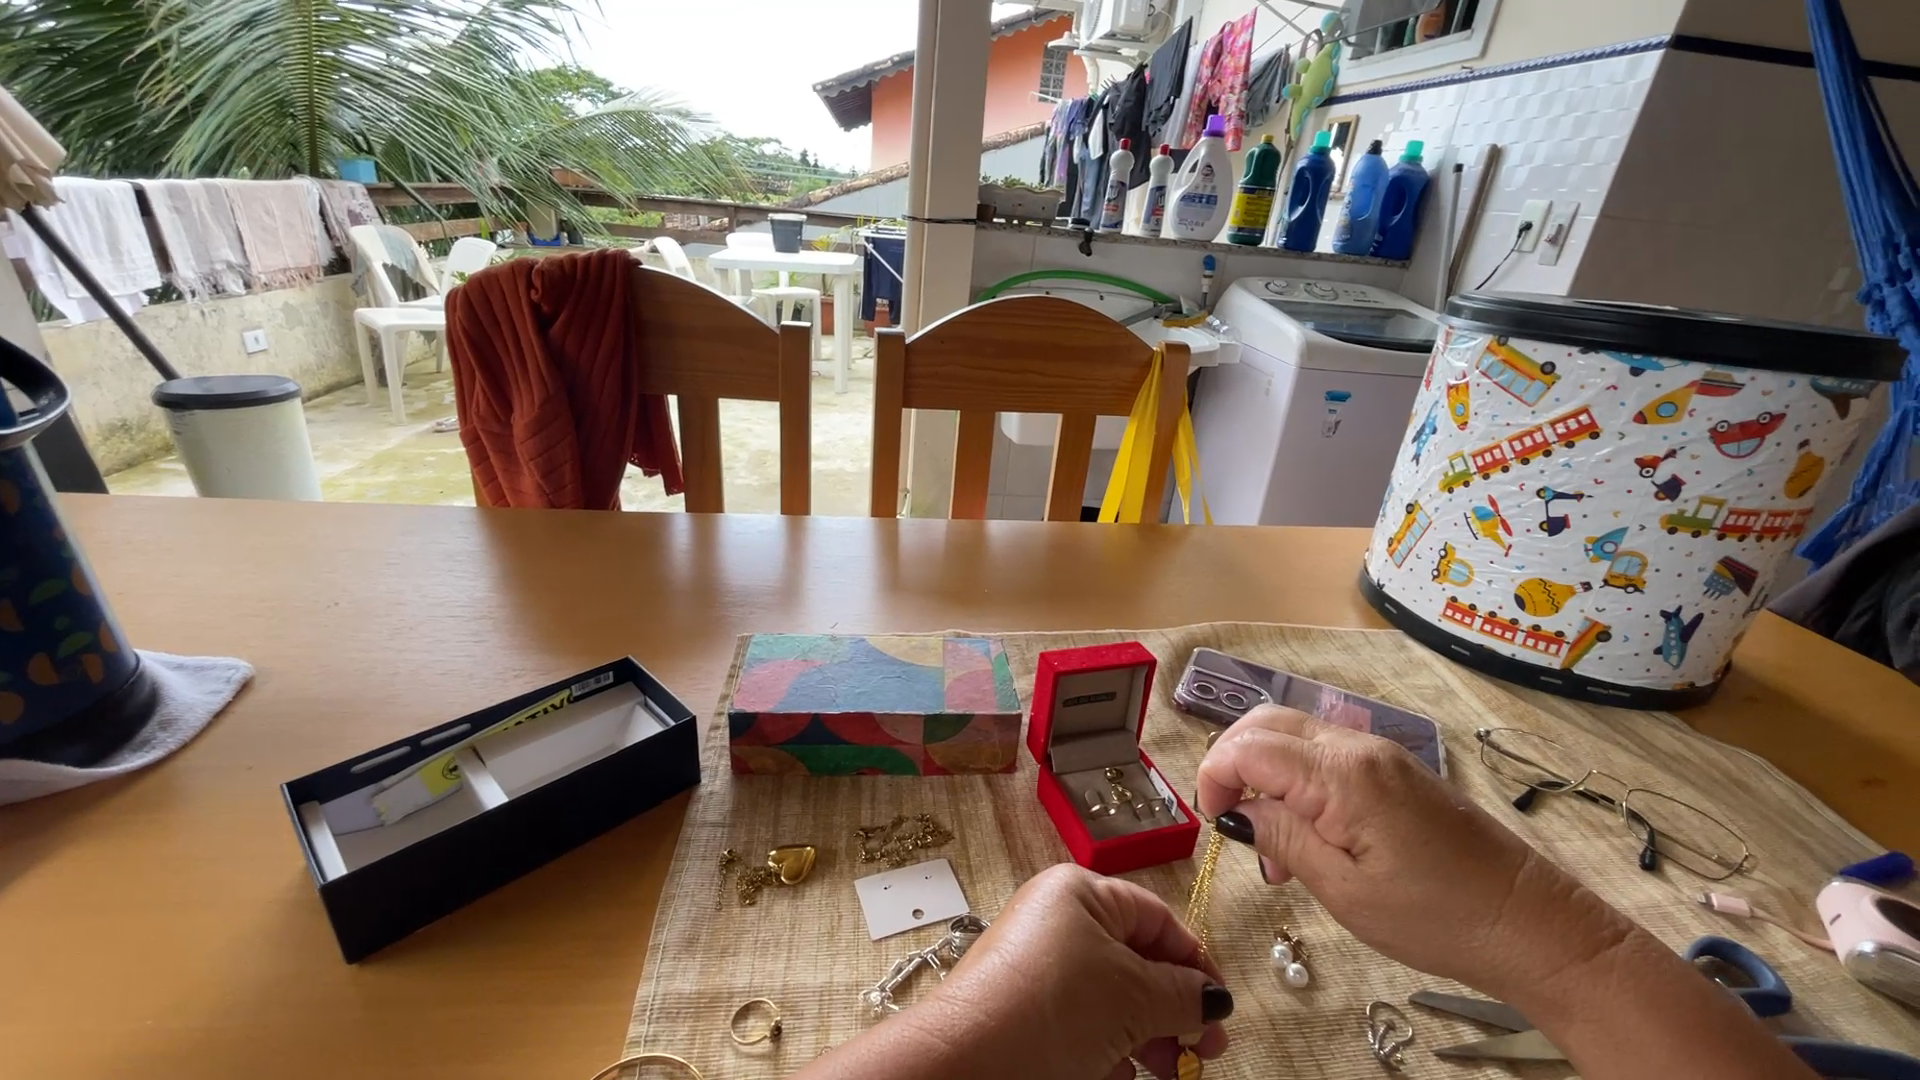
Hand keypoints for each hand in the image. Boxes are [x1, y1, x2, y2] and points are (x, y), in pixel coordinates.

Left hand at [910, 864, 1231, 1079]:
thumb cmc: (1053, 1008)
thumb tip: (1215, 997)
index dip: (1194, 961)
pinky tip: (1119, 1076)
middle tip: (1207, 1052)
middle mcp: (1057, 920)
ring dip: (1148, 1037)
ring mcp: (1040, 965)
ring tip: (1172, 1072)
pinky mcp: (1027, 1008)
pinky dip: (1109, 1049)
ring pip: (1113, 998)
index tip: (1222, 1009)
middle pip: (1136, 961)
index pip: (1154, 917)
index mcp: (1080, 892)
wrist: (967, 1064)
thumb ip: (1182, 993)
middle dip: (1174, 1009)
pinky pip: (1084, 1022)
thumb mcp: (1131, 996)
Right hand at [1196, 706, 1633, 999]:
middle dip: (1232, 762)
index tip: (1216, 822)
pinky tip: (1306, 831)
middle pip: (1265, 723)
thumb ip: (1281, 838)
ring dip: (1263, 771)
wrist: (1534, 924)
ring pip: (1291, 733)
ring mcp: (1378, 753)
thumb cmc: (1438, 919)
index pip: (1249, 746)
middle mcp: (1356, 747)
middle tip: (1233, 820)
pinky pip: (1322, 753)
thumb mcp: (1345, 891)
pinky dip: (1294, 777)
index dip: (1216, 775)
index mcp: (1343, 775)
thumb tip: (1235, 811)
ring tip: (1272, 841)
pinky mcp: (1392, 767)